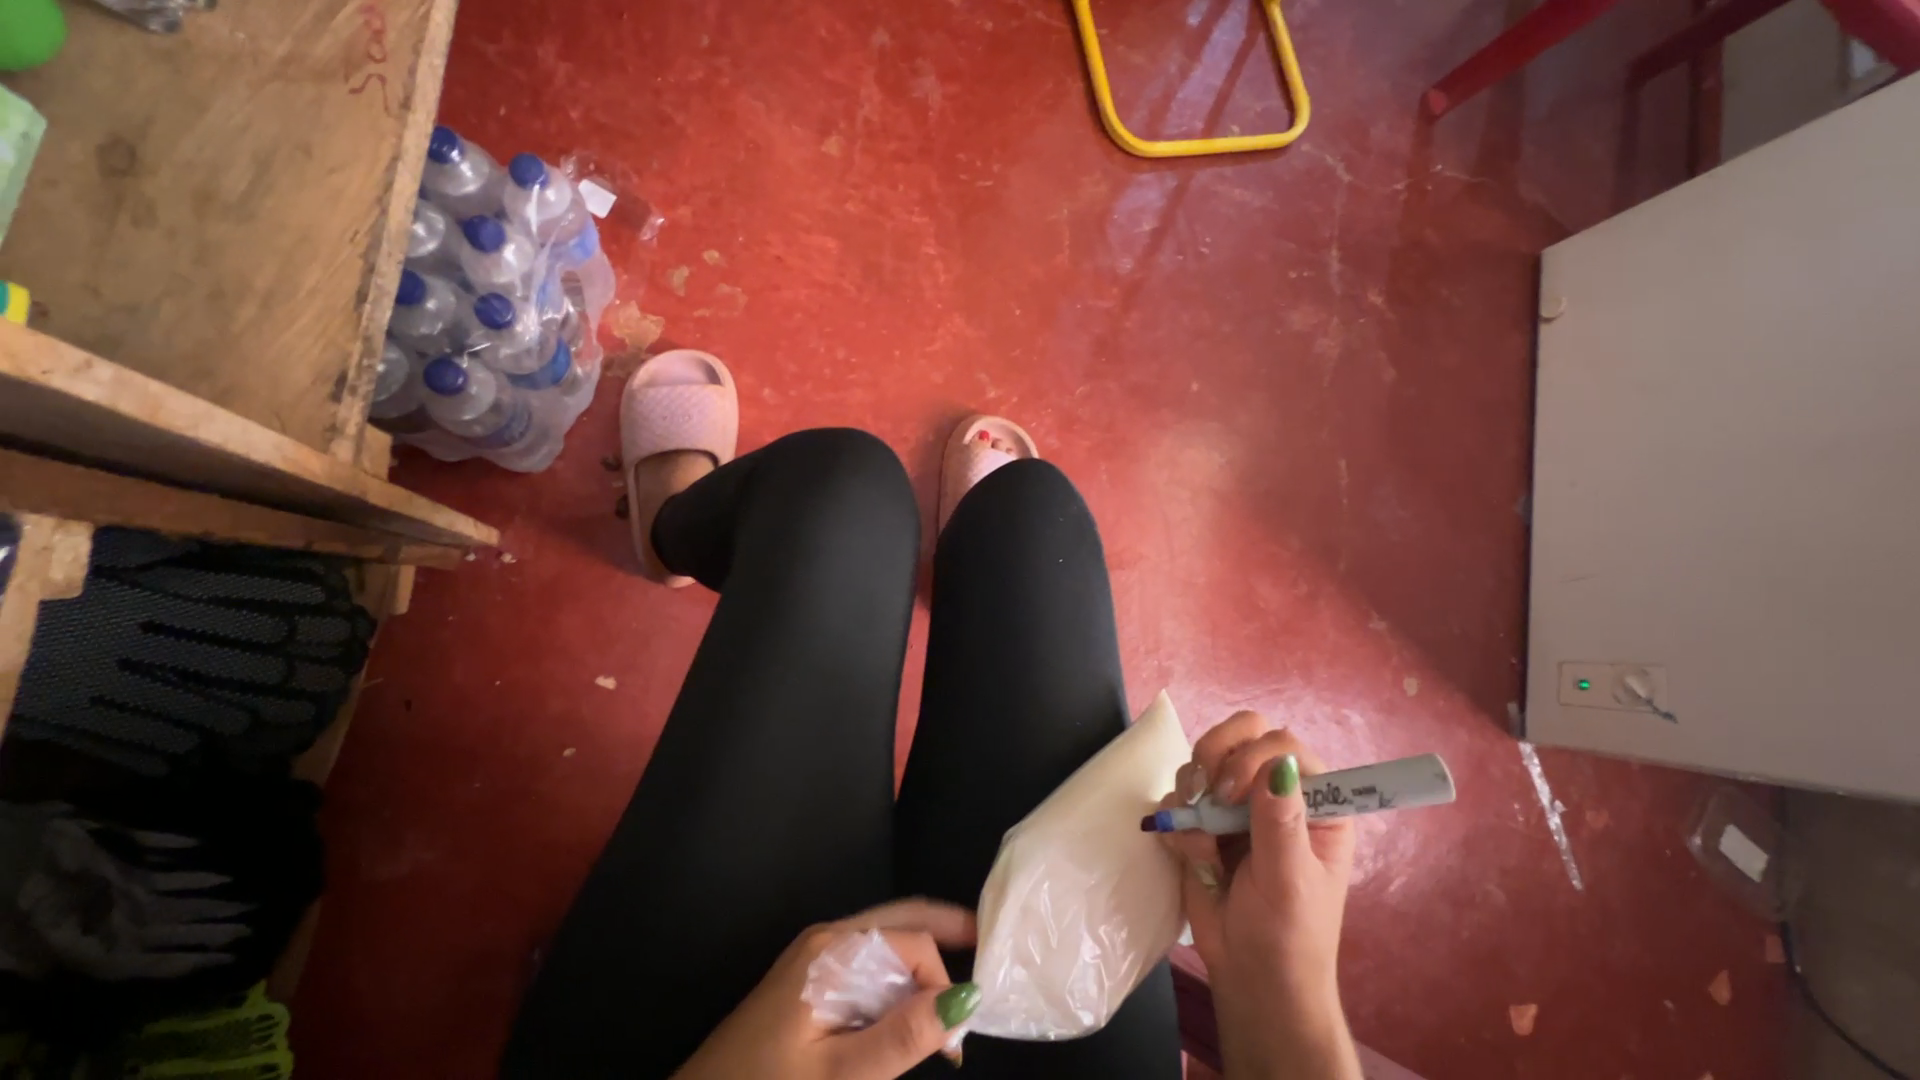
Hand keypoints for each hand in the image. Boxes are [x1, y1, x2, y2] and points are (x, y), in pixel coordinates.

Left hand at [672, 898, 983, 1079]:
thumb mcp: (840, 1076)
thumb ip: (902, 1037)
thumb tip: (967, 997)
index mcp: (832, 951)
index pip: (911, 943)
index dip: (942, 982)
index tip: (956, 1038)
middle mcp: (826, 941)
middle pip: (902, 922)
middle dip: (946, 934)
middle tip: (989, 951)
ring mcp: (815, 959)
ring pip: (885, 944)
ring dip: (922, 966)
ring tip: (954, 1001)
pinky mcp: (808, 983)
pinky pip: (865, 968)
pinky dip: (896, 984)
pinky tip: (910, 1012)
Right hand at [1156, 713, 1362, 1079]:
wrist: (1249, 977)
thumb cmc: (1288, 936)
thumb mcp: (1290, 882)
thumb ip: (1280, 822)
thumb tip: (1279, 762)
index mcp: (1315, 802)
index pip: (1284, 746)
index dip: (1254, 757)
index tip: (1233, 793)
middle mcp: (1273, 795)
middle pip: (1241, 734)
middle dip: (1216, 755)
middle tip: (1208, 793)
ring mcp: (1234, 806)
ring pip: (1203, 760)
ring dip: (1193, 792)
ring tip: (1203, 841)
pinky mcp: (1200, 822)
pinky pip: (1176, 796)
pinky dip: (1176, 820)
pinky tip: (1191, 856)